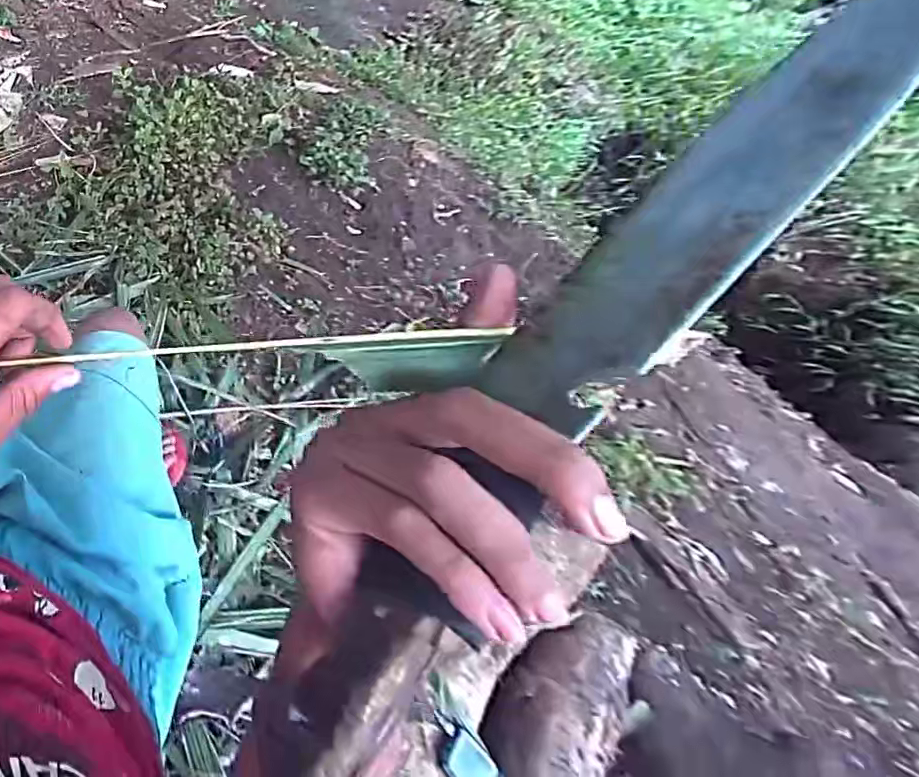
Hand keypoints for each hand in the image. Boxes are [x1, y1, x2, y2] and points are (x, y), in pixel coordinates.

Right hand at [284, 265, 629, 644]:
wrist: (348, 604)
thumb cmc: (414, 551)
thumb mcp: (475, 506)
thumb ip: (502, 444)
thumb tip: (507, 300)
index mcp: (412, 414)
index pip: (472, 385)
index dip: (509, 369)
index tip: (559, 398)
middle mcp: (373, 419)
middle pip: (459, 412)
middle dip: (541, 462)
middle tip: (602, 530)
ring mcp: (339, 451)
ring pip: (437, 483)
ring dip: (503, 552)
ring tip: (538, 613)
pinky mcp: (317, 491)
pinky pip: (401, 524)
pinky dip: (457, 574)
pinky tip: (488, 617)